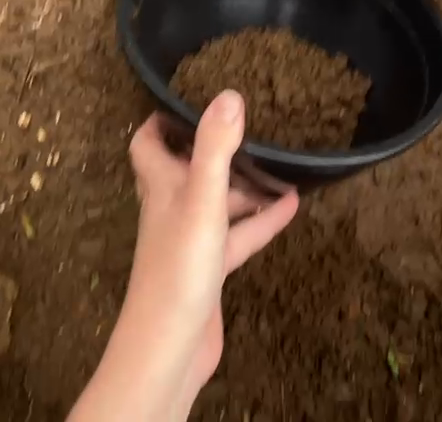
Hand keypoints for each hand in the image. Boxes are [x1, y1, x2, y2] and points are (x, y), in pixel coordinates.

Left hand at [70, 93, 299, 420]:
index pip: (148, 141)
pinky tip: (293, 205)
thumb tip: (229, 95)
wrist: (171, 345)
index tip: (190, 99)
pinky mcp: (210, 268)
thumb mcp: (201, 197)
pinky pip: (239, 234)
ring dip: (245, 183)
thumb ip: (215, 147)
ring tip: (280, 163)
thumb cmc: (179, 265)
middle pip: (187, 167)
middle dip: (213, 148)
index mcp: (160, 184)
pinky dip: (262, 219)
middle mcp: (170, 206)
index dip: (163, 120)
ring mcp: (190, 238)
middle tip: (247, 127)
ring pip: (217, 200)